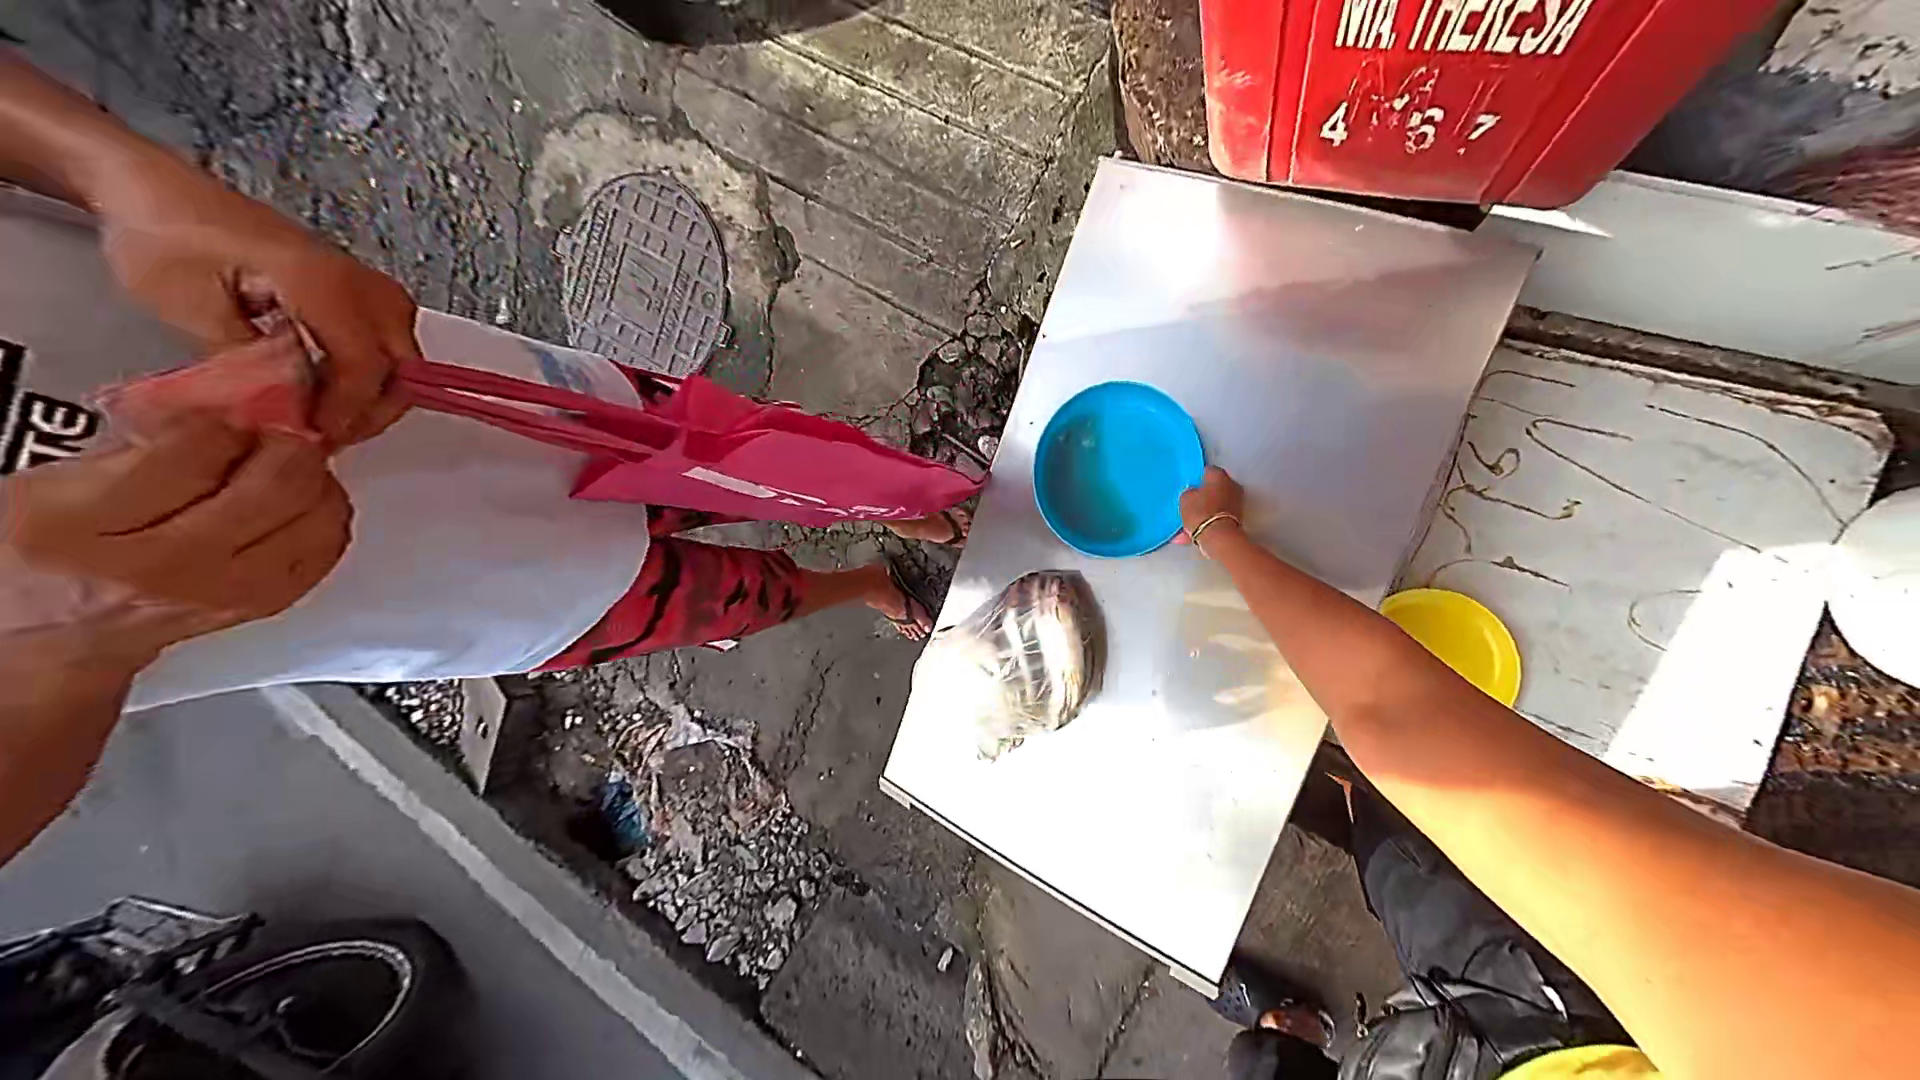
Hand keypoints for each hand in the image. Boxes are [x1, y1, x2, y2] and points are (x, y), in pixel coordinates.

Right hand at [0, 417, 352, 672]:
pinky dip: (326, 515)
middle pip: (275, 488)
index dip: (221, 427)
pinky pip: (329, 546)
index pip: (191, 458)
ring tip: (290, 468)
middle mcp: (165, 565)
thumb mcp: (45, 488)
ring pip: (317, 516)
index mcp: (78, 525)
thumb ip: (134, 450)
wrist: (46, 637)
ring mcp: (227, 590)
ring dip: (317, 480)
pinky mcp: (269, 603)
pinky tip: (303, 503)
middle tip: (278, 435)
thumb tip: (220, 416)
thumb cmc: (33, 552)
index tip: (222, 419)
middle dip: (290, 448)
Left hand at [91, 153, 418, 444]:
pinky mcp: (374, 295)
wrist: (159, 191)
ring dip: (377, 395)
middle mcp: (367, 288)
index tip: (318, 436)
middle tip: (331, 434)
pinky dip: (374, 375)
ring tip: (333, 414)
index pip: (363, 366)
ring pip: (406, 362)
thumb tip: (287, 408)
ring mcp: (378, 290)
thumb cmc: (163, 239)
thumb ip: (247, 361)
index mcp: (324, 286)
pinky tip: (336, 387)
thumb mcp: (185, 306)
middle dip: (374, 409)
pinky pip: (394, 348)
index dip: (346, 409)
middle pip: (402, 369)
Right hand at [1179, 466, 1244, 551]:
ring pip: (1217, 503)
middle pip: (1215, 487)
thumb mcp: (1185, 498)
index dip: (1197, 479)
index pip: (1207, 471)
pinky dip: (1210, 520)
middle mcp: (1232, 485)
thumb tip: (1193, 493)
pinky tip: (1197, 529)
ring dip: (1206, 510)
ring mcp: (1237, 502)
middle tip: (1191, 503)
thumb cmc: (1201, 512)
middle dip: (1203, 495)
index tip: (1191, 486)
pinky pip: (1219, 516)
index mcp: (1219, 475)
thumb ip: (1189, 492)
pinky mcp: (1238, 517)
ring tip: (1191, 521)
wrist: (1217, 536)